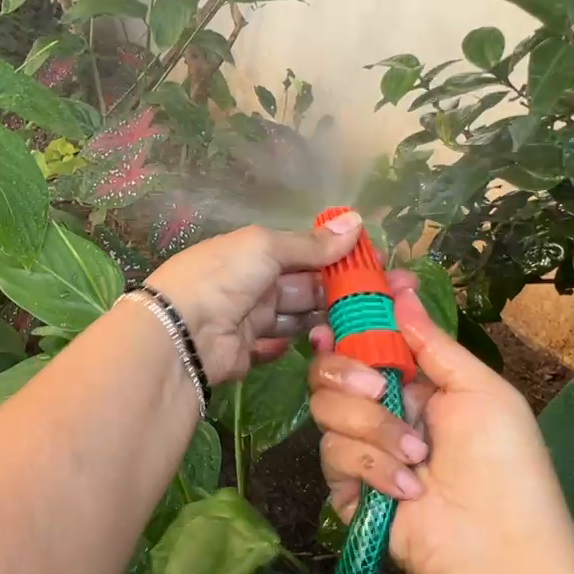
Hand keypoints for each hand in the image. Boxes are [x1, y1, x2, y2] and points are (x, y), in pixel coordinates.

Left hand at [140, 211, 364, 384]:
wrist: (182, 330)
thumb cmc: (222, 276)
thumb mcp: (265, 247)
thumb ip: (310, 243)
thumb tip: (356, 222)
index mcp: (253, 251)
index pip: (305, 252)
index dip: (341, 259)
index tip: (382, 266)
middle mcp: (252, 282)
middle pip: (307, 286)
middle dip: (345, 292)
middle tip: (391, 300)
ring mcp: (249, 317)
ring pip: (300, 317)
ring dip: (328, 320)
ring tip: (366, 325)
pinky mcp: (247, 350)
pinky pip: (281, 345)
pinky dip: (300, 344)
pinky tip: (328, 344)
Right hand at [308, 278, 573, 573]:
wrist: (491, 543)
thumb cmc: (501, 462)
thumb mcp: (481, 391)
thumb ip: (431, 341)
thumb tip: (401, 288)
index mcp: (414, 381)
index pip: (364, 338)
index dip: (349, 322)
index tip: (342, 312)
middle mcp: (380, 406)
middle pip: (330, 366)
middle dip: (350, 374)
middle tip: (380, 390)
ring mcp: (359, 444)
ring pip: (326, 407)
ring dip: (373, 430)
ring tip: (415, 459)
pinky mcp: (343, 481)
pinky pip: (331, 453)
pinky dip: (370, 468)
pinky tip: (404, 490)